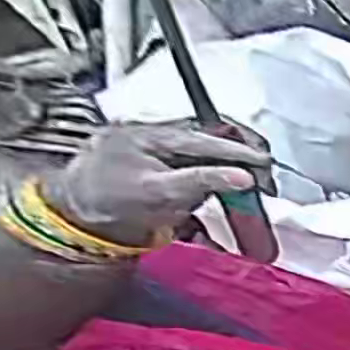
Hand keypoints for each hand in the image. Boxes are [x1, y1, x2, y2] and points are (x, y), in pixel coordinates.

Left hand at [43, 122, 271, 247]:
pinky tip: (233, 179)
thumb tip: (245, 176)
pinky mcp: (162, 158)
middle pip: (206, 137)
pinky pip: (200, 156)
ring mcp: (155, 145)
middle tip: (262, 172)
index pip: (201, 139)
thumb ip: (204, 181)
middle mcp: (148, 133)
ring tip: (253, 179)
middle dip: (238, 154)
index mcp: (141, 134)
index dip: (237, 151)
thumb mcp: (162, 192)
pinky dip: (222, 166)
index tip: (265, 162)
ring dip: (233, 161)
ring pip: (206, 146)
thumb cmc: (115, 203)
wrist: (85, 216)